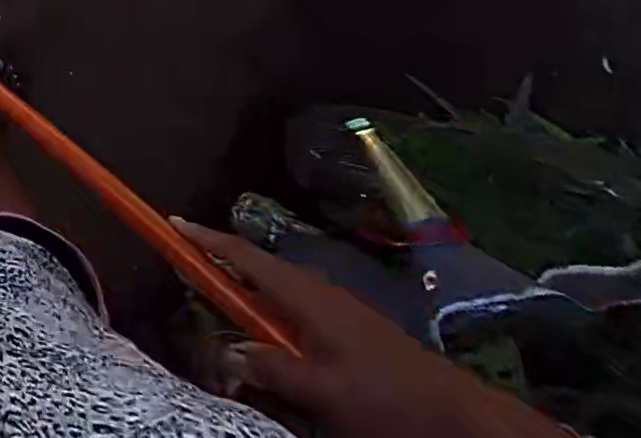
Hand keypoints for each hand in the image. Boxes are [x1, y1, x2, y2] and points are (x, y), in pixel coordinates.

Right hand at [173, 220, 565, 437]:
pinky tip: (273, 338)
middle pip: (255, 265)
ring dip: (245, 288)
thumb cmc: (389, 399)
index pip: (241, 254)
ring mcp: (335, 306)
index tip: (171, 223)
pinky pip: (294, 306)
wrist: (469, 421)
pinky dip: (270, 309)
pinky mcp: (350, 326)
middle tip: (188, 266)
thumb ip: (269, 369)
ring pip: (276, 288)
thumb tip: (226, 354)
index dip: (203, 237)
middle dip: (219, 260)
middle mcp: (315, 289)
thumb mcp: (323, 394)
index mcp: (302, 293)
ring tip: (224, 304)